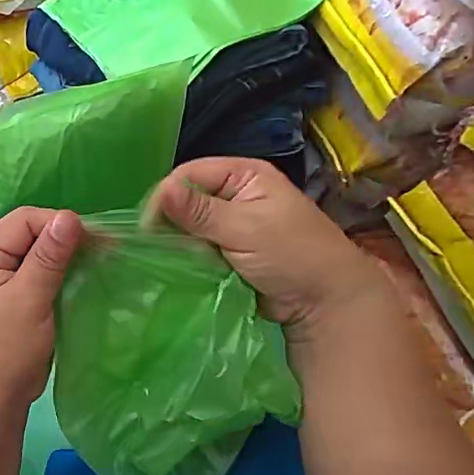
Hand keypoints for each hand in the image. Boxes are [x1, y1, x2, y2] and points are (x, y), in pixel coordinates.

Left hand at [0, 206, 82, 407]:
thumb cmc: (4, 352)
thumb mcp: (28, 300)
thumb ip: (48, 258)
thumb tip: (70, 217)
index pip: (24, 221)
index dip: (58, 222)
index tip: (95, 237)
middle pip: (33, 235)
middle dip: (67, 238)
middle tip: (105, 249)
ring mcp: (7, 286)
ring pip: (42, 257)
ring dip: (70, 257)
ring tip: (101, 262)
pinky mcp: (23, 305)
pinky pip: (47, 279)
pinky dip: (67, 276)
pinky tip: (88, 280)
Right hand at [147, 157, 385, 340]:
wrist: (324, 301)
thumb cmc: (291, 254)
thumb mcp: (244, 228)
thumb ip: (201, 212)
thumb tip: (161, 192)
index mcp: (245, 175)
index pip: (190, 173)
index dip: (167, 196)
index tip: (149, 228)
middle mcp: (237, 195)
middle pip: (188, 199)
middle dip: (172, 221)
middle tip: (157, 248)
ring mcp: (234, 226)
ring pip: (192, 228)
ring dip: (181, 243)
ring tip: (167, 260)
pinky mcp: (231, 254)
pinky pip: (200, 250)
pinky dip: (190, 259)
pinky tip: (180, 269)